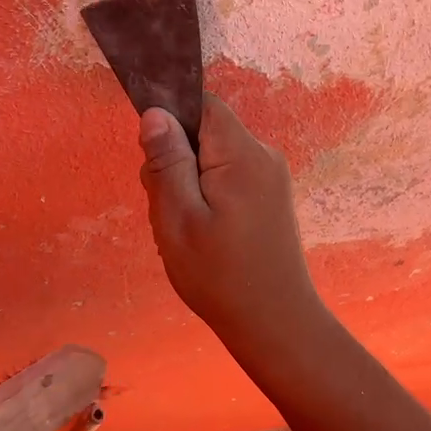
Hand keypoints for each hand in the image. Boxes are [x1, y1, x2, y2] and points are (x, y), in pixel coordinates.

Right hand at [137, 94, 325, 350]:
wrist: (275, 326)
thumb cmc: (219, 275)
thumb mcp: (178, 218)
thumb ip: (166, 162)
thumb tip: (155, 112)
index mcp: (242, 153)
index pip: (202, 104)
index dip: (172, 121)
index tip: (155, 162)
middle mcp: (262, 155)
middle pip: (204, 132)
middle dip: (176, 160)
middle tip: (168, 209)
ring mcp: (269, 177)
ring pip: (211, 157)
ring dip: (188, 183)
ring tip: (185, 229)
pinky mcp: (269, 198)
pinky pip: (226, 177)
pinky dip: (206, 197)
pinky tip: (202, 233)